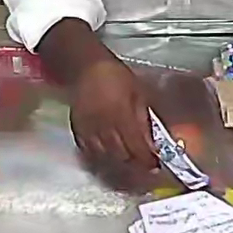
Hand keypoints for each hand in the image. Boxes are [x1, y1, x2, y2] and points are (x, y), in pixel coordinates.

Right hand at [37, 19, 157, 184]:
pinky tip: (108, 156)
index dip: (146, 159)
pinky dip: (100, 157)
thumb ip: (144, 119)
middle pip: (121, 156)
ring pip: (105, 157)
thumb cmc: (116, 77)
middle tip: (143, 164)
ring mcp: (89, 130)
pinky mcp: (77, 130)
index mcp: (121, 115)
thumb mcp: (138, 93)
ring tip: (128, 162)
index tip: (154, 164)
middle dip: (134, 164)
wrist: (86, 68)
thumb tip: (152, 141)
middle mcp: (104, 126)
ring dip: (118, 163)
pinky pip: (89, 152)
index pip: (136, 147)